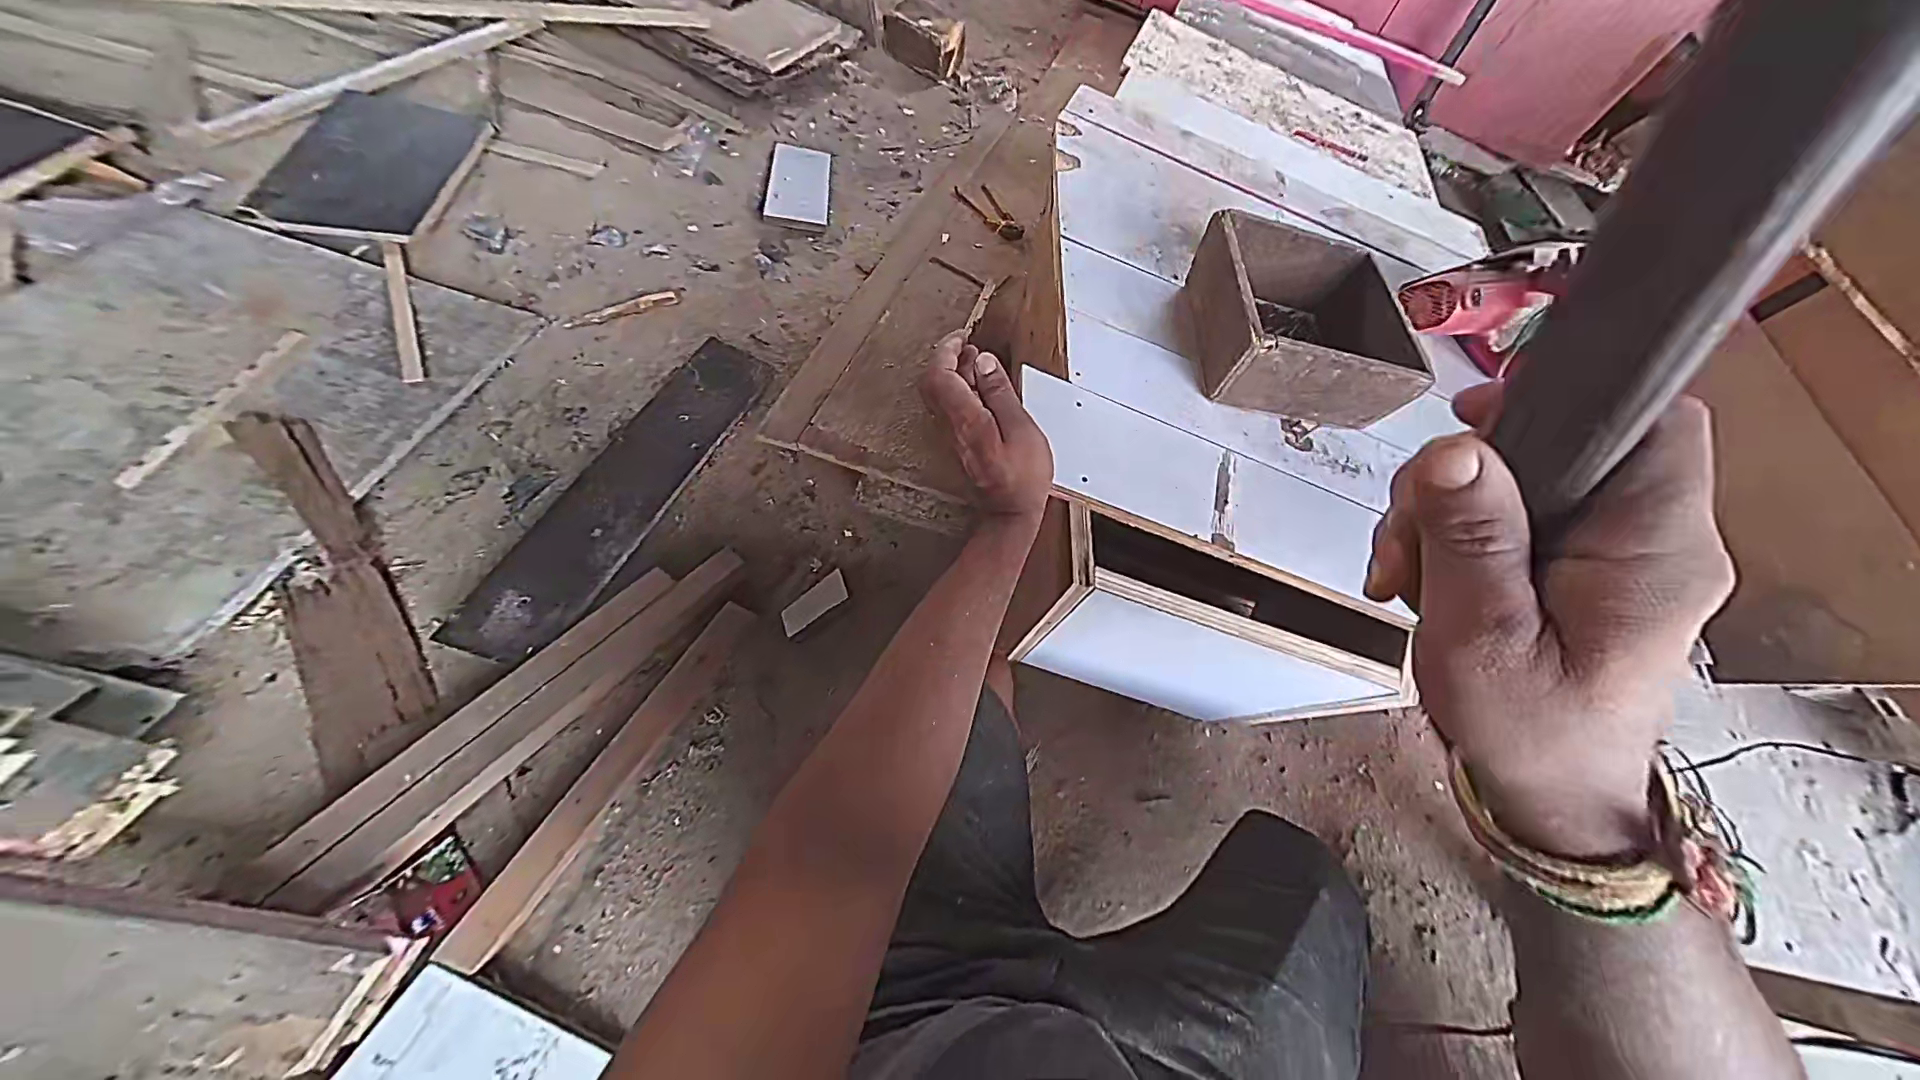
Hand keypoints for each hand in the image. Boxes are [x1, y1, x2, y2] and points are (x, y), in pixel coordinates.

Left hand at [919, 329, 1053, 521]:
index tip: (963, 338)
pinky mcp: (958, 443)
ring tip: (980, 364)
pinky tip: (981, 390)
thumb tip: (985, 363)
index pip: (940, 376)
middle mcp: (952, 428)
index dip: (947, 351)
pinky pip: (949, 408)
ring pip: (939, 395)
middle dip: (948, 358)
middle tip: (970, 347)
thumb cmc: (1022, 479)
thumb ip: (1001, 394)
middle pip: (933, 383)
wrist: (1010, 513)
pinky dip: (960, 390)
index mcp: (967, 420)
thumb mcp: (1022, 430)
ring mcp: (951, 437)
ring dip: (955, 374)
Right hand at [1365, 382, 1734, 857]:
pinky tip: (1414, 580)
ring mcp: (1597, 552)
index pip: (1647, 426)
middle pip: (1545, 451)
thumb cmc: (1525, 728)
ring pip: (1502, 483)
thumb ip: (1470, 540)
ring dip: (1431, 517)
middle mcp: (1638, 539)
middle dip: (1452, 482)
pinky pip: (1492, 518)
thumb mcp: (1482, 635)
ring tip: (1402, 576)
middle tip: (1403, 541)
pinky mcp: (1559, 565)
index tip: (1468, 423)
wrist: (1542, 790)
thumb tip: (1453, 451)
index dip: (1557, 403)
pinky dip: (1439, 538)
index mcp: (1650, 551)